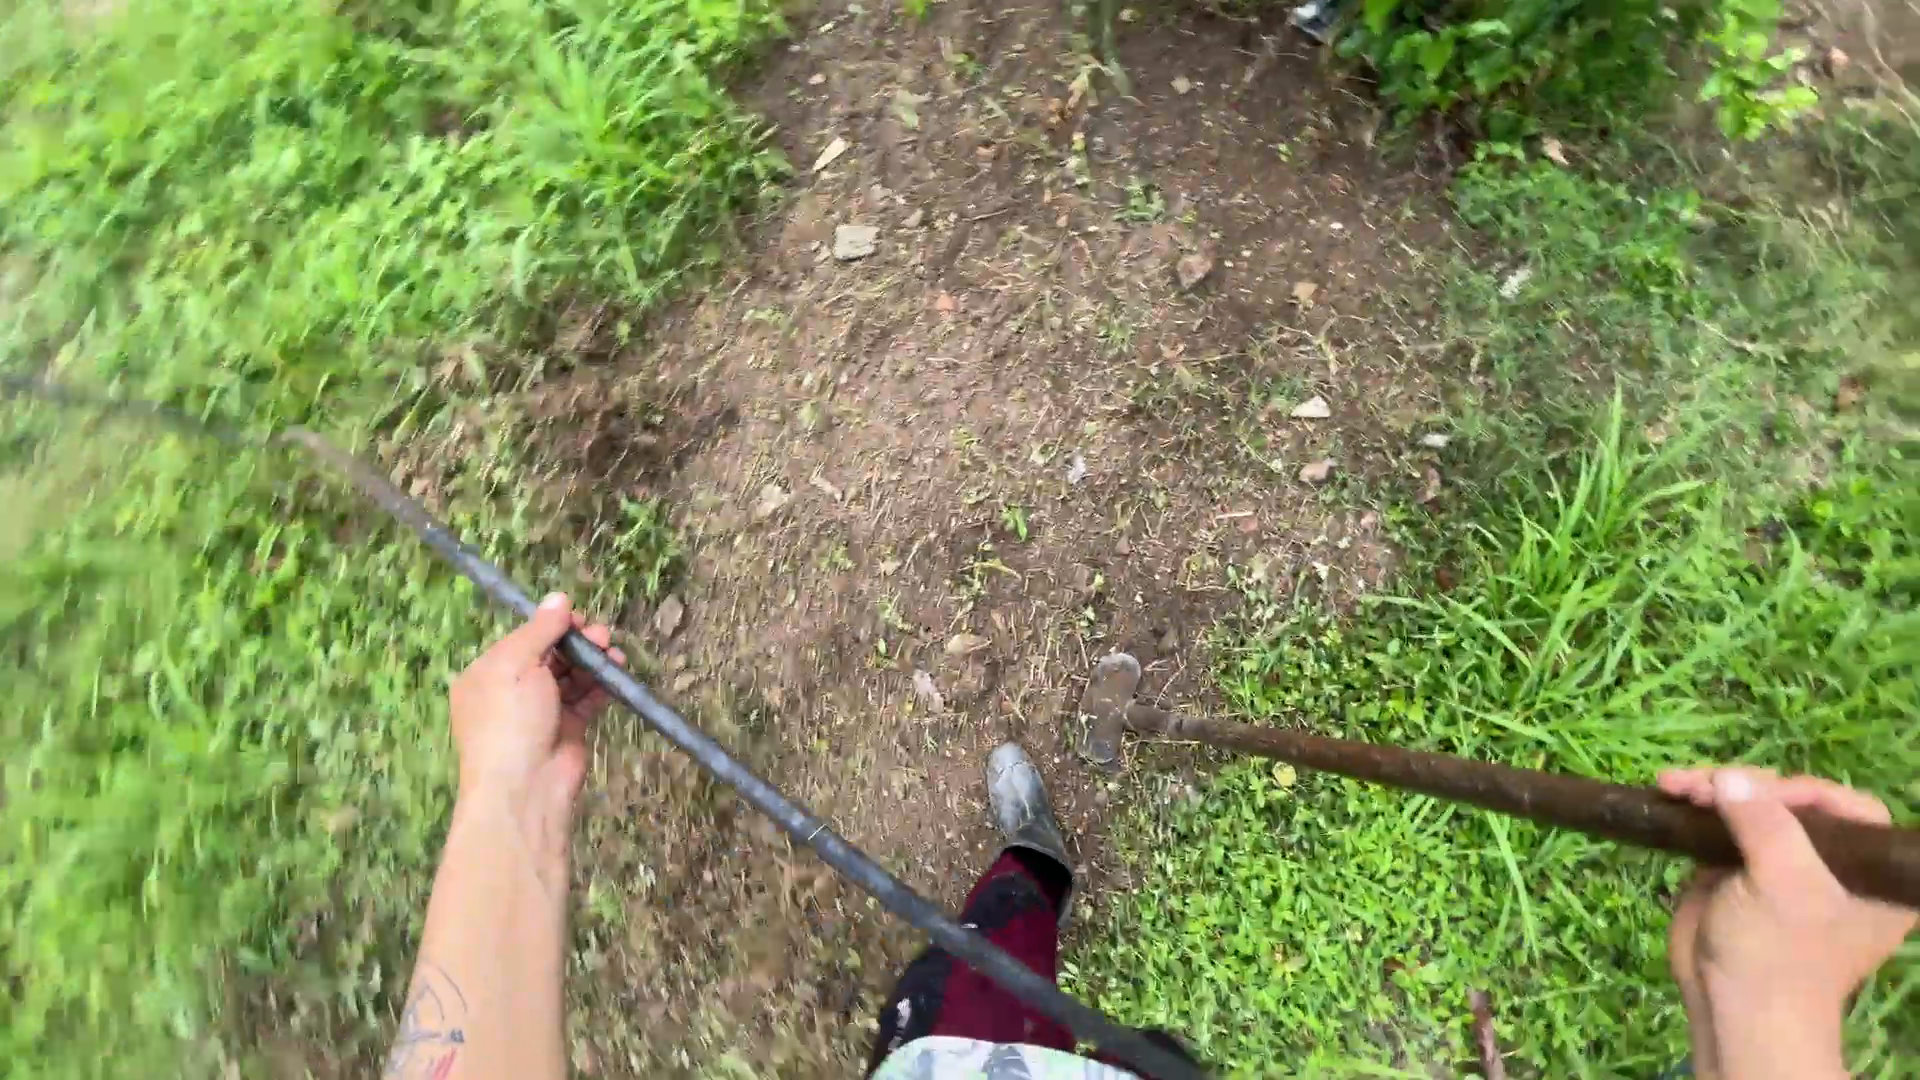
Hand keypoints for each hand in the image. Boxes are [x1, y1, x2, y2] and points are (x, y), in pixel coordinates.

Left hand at [448, 593, 624, 864]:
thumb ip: (540, 630)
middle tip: (602, 636)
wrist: (525, 785)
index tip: (577, 618)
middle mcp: (512, 690)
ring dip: (594, 661)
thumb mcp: (517, 665)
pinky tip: (616, 674)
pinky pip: (586, 697)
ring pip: (572, 674)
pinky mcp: (568, 725)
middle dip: (578, 642)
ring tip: (614, 654)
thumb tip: (558, 598)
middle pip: (551, 654)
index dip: (551, 625)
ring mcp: (541, 710)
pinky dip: (601, 684)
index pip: (524, 638)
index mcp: (488, 673)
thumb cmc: (510, 719)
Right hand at [1659, 766, 1915, 1078]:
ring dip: (1706, 787)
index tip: (1754, 791)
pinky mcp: (1728, 864)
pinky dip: (1689, 803)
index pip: (1849, 809)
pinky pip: (1713, 820)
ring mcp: (1773, 863)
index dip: (1803, 791)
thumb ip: (1767, 828)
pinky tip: (1665, 793)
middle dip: (1740, 785)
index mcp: (1866, 874)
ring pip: (1745, 804)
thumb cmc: (1778, 950)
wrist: (1731, 996)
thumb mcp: (1785, 886)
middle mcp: (1825, 864)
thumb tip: (1729, 776)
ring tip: (1670, 785)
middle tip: (1697, 786)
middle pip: (1787, 800)